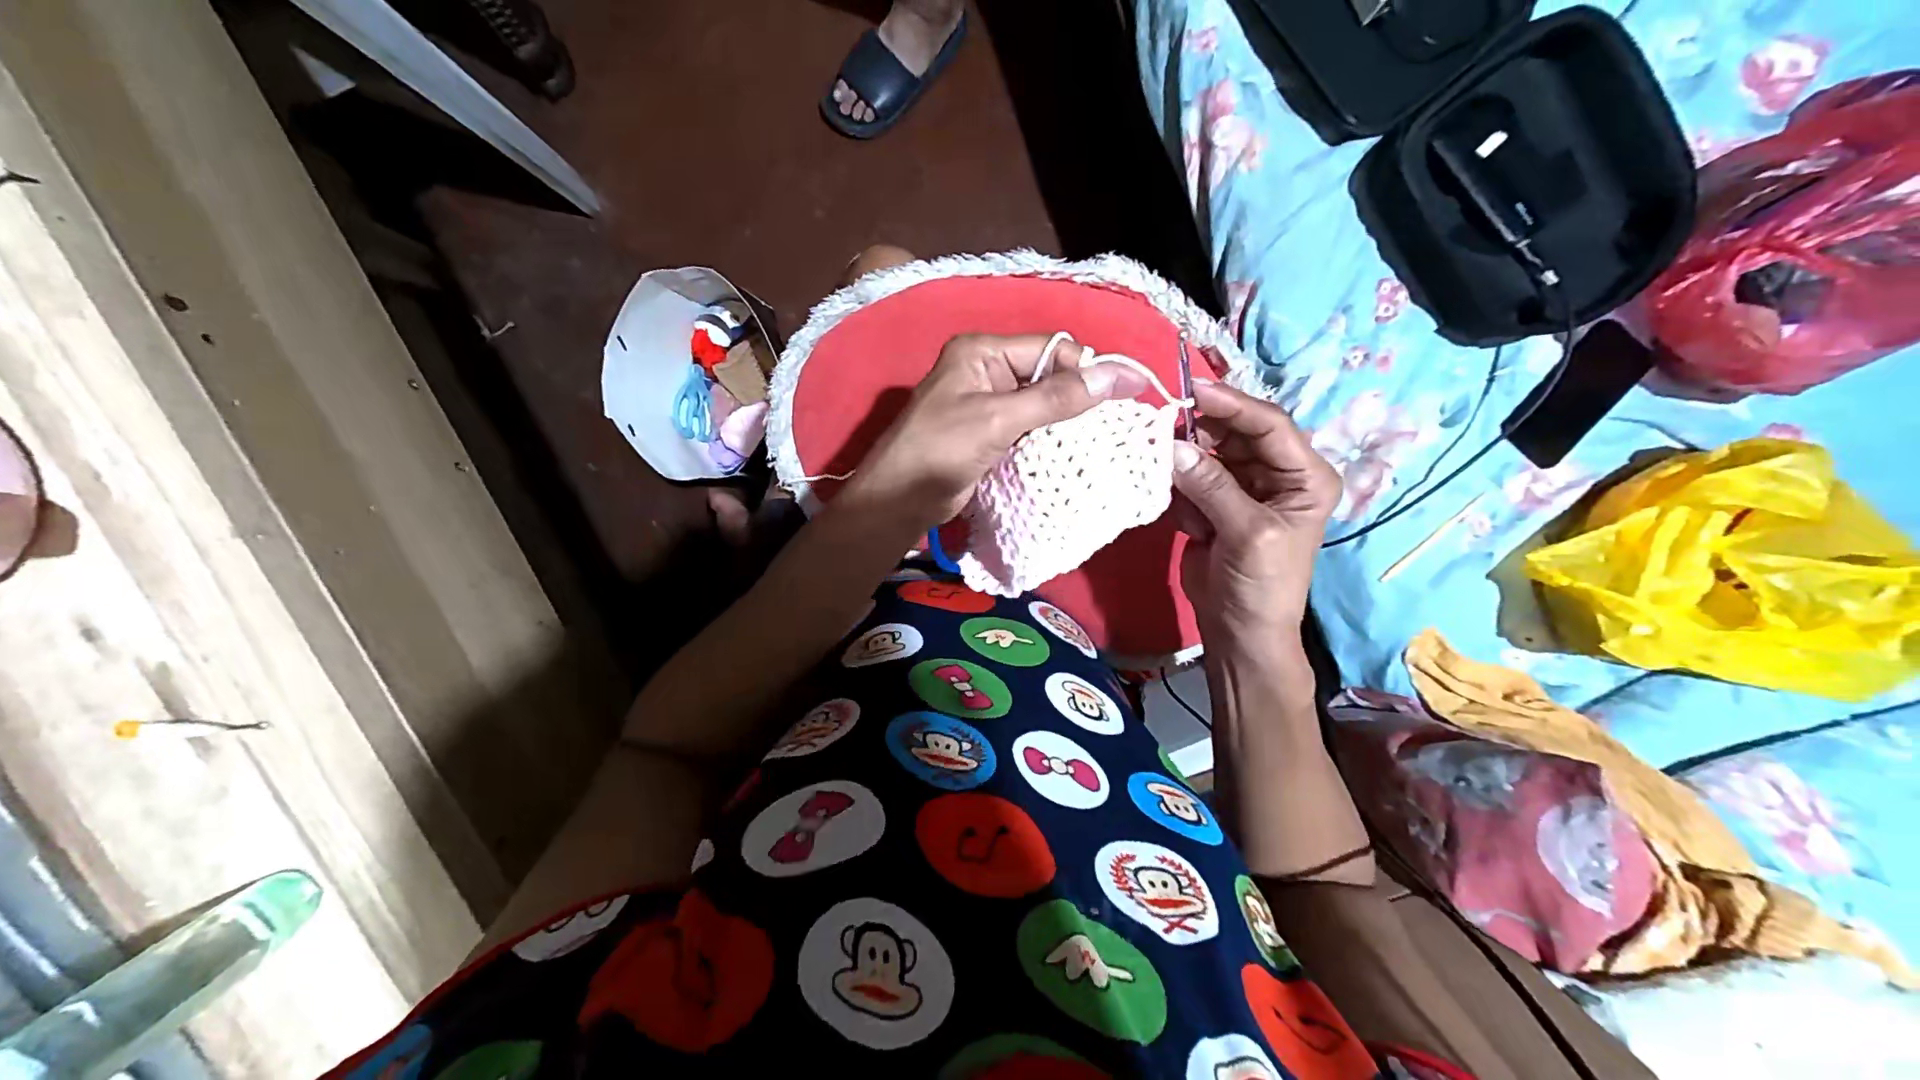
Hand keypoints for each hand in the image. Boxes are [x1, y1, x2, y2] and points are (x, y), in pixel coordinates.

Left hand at [845, 333, 1147, 534]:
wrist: (897, 502)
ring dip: (1069, 420)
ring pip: (1043, 404)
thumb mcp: (998, 420)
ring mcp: (987, 404)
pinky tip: (1076, 451)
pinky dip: (1052, 438)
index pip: (1050, 348)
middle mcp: (986, 371)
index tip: (1124, 394)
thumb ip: (1056, 398)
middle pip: (1049, 374)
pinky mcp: (990, 434)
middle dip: (1080, 396)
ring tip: (1105, 437)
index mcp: (982, 352)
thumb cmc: (939, 452)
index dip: (1087, 369)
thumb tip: (1118, 375)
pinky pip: (1032, 428)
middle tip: (1118, 421)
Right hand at [1170, 380, 1340, 646]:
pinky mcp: (1213, 503)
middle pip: (1236, 433)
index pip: (1270, 425)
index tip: (1192, 390)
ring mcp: (1242, 488)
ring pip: (1208, 453)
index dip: (1233, 405)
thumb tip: (1172, 447)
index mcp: (1305, 476)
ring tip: (1174, 482)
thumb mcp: (1247, 533)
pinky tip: (1189, 522)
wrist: (1240, 631)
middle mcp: (1276, 474)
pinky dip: (1180, 490)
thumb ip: (1213, 487)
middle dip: (1202, 432)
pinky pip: (1190, 478)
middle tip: (1165, 430)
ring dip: (1187, 463)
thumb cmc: (1262, 584)